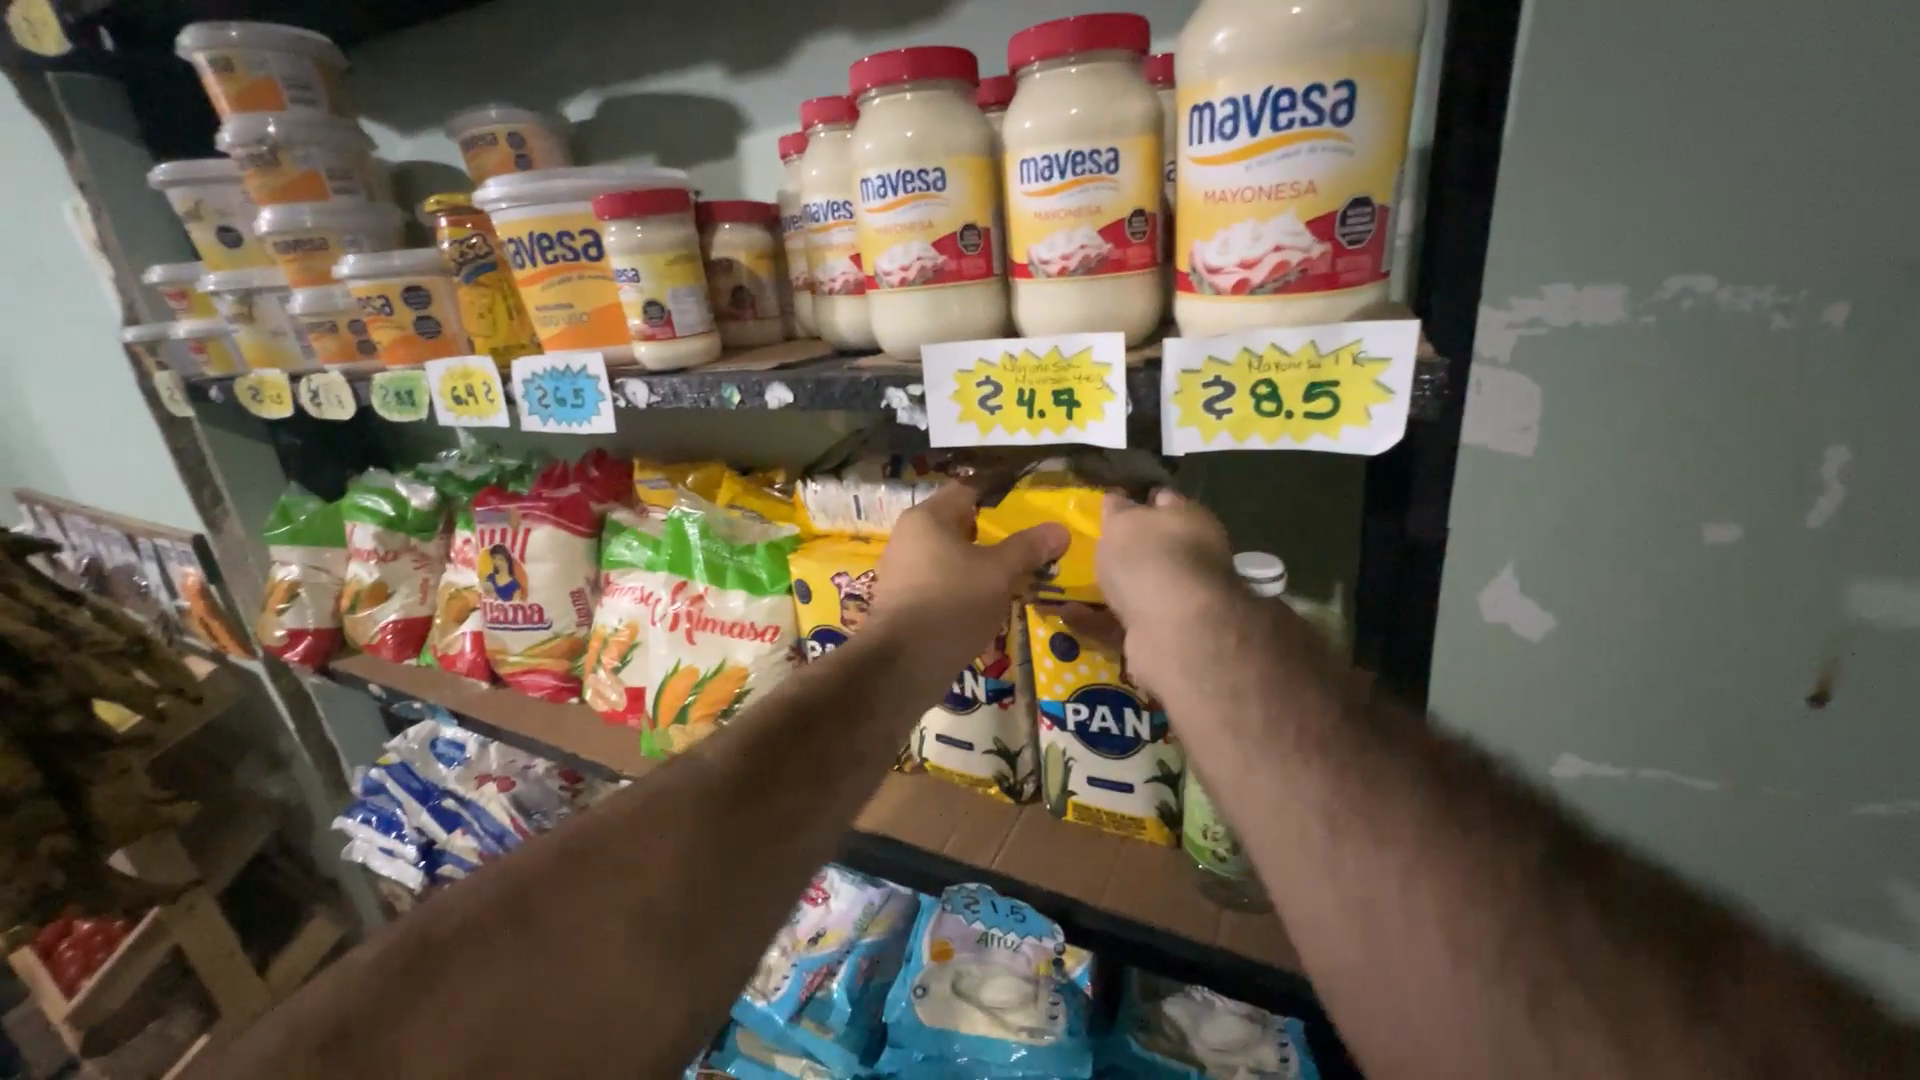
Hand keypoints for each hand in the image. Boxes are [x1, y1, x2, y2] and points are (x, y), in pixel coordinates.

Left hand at [870, 483, 1067, 671]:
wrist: (904, 664)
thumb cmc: (952, 603)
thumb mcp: (999, 573)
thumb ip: (1028, 548)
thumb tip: (1060, 529)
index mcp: (927, 517)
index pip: (968, 490)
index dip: (1000, 495)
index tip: (1030, 507)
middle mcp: (909, 537)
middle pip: (959, 525)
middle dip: (994, 535)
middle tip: (1030, 545)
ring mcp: (904, 571)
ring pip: (952, 558)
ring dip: (981, 565)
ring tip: (1016, 576)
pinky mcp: (905, 602)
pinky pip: (943, 584)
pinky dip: (966, 588)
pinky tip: (989, 604)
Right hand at [1056, 489, 1238, 697]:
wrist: (1174, 633)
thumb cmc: (1150, 560)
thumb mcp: (1124, 521)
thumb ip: (1118, 509)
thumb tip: (1116, 499)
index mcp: (1190, 520)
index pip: (1164, 500)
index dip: (1137, 499)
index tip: (1107, 504)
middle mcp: (1193, 558)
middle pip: (1153, 547)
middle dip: (1124, 548)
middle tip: (1085, 545)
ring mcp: (1180, 599)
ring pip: (1138, 586)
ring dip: (1107, 587)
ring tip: (1068, 582)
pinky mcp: (1163, 634)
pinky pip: (1122, 621)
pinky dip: (1097, 619)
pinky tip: (1068, 614)